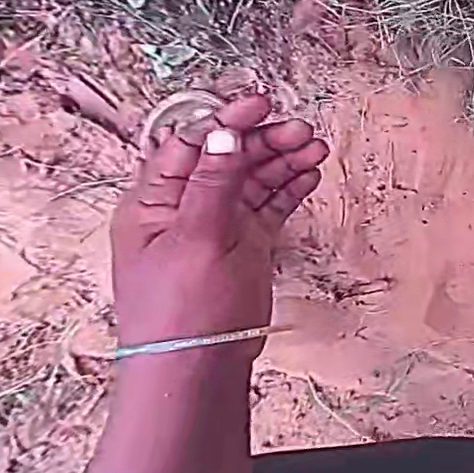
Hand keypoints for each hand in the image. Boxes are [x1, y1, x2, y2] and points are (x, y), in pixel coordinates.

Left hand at [109, 93, 328, 354]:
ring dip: (285, 160)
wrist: (201, 367)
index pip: (192, 145)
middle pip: (231, 157)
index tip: (261, 105)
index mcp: (156, 201)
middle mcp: (188, 206)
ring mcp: (221, 223)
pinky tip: (310, 174)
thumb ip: (212, 184)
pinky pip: (272, 203)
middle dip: (266, 141)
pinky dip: (291, 186)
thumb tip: (224, 135)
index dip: (226, 121)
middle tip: (302, 132)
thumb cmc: (183, 307)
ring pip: (256, 178)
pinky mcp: (249, 240)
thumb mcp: (195, 239)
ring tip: (317, 149)